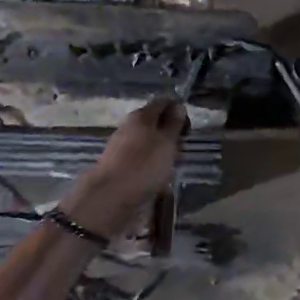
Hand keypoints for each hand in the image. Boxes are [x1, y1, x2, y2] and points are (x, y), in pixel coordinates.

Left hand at [66, 98, 188, 235]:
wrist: (110, 197)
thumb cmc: (144, 165)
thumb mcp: (167, 142)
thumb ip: (174, 123)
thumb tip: (179, 106)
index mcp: (141, 115)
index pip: (163, 102)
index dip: (178, 110)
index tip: (189, 127)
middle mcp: (130, 126)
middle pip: (156, 121)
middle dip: (171, 132)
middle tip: (183, 148)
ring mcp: (123, 144)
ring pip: (149, 140)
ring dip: (163, 149)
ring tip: (173, 165)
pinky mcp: (120, 163)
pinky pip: (142, 156)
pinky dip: (153, 162)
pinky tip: (158, 175)